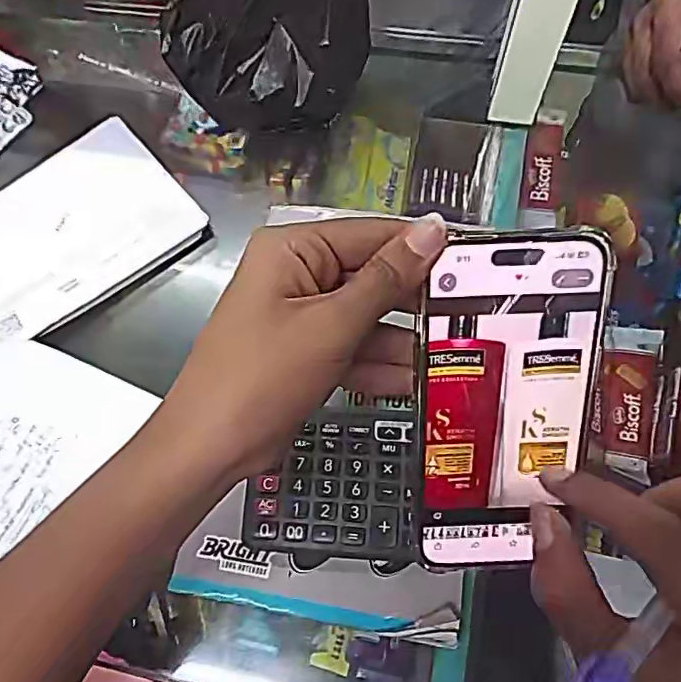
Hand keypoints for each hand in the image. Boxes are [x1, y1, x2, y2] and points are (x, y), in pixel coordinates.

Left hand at [158, 215, 447, 480]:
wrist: (213, 447)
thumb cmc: (255, 380)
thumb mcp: (330, 326)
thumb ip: (385, 281)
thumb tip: (428, 235)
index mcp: (292, 251)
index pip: (370, 234)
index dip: (419, 250)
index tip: (467, 264)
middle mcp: (294, 278)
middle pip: (369, 279)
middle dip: (411, 305)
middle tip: (459, 317)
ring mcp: (299, 321)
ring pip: (364, 321)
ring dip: (397, 344)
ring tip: (439, 359)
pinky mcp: (303, 357)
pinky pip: (349, 352)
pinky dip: (375, 368)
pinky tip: (407, 382)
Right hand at [625, 0, 680, 115]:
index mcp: (669, 10)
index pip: (666, 62)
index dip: (678, 90)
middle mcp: (642, 26)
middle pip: (644, 79)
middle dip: (666, 99)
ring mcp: (628, 39)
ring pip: (633, 84)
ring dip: (655, 98)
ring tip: (678, 98)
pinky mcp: (625, 50)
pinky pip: (629, 81)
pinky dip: (646, 91)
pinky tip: (664, 91)